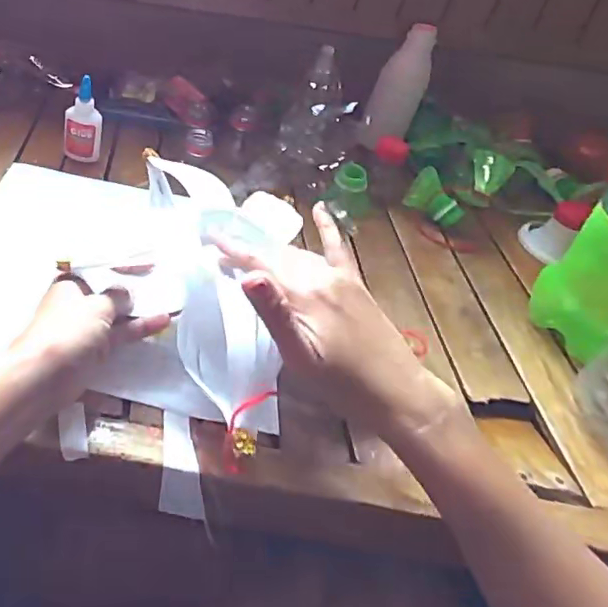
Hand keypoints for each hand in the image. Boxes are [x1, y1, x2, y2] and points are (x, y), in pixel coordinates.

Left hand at [9, 274, 170, 373]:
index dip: (122, 265)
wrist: (44, 375)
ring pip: (115, 314)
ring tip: (170, 303)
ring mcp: (85, 326)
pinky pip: (118, 334)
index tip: (147, 264)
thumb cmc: (68, 330)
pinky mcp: (93, 349)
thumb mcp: (97, 306)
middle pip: (107, 291)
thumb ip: (116, 297)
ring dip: (139, 310)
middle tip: (162, 282)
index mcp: (70, 283)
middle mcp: (76, 302)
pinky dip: (136, 328)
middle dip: (132, 289)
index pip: (99, 268)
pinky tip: (160, 323)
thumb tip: (126, 292)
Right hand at [216, 204, 459, 440]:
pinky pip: (337, 250)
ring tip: (247, 246)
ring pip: (297, 254)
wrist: (399, 395)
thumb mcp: (299, 354)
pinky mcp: (354, 286)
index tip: (208, 236)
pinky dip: (328, 229)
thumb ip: (273, 312)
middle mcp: (319, 278)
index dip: (232, 249)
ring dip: (270, 248)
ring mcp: (339, 279)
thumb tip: (247, 275)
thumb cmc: (341, 383)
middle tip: (218, 244)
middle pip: (274, 256)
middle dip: (245, 248)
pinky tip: (321, 210)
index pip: (258, 263)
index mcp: (302, 294)